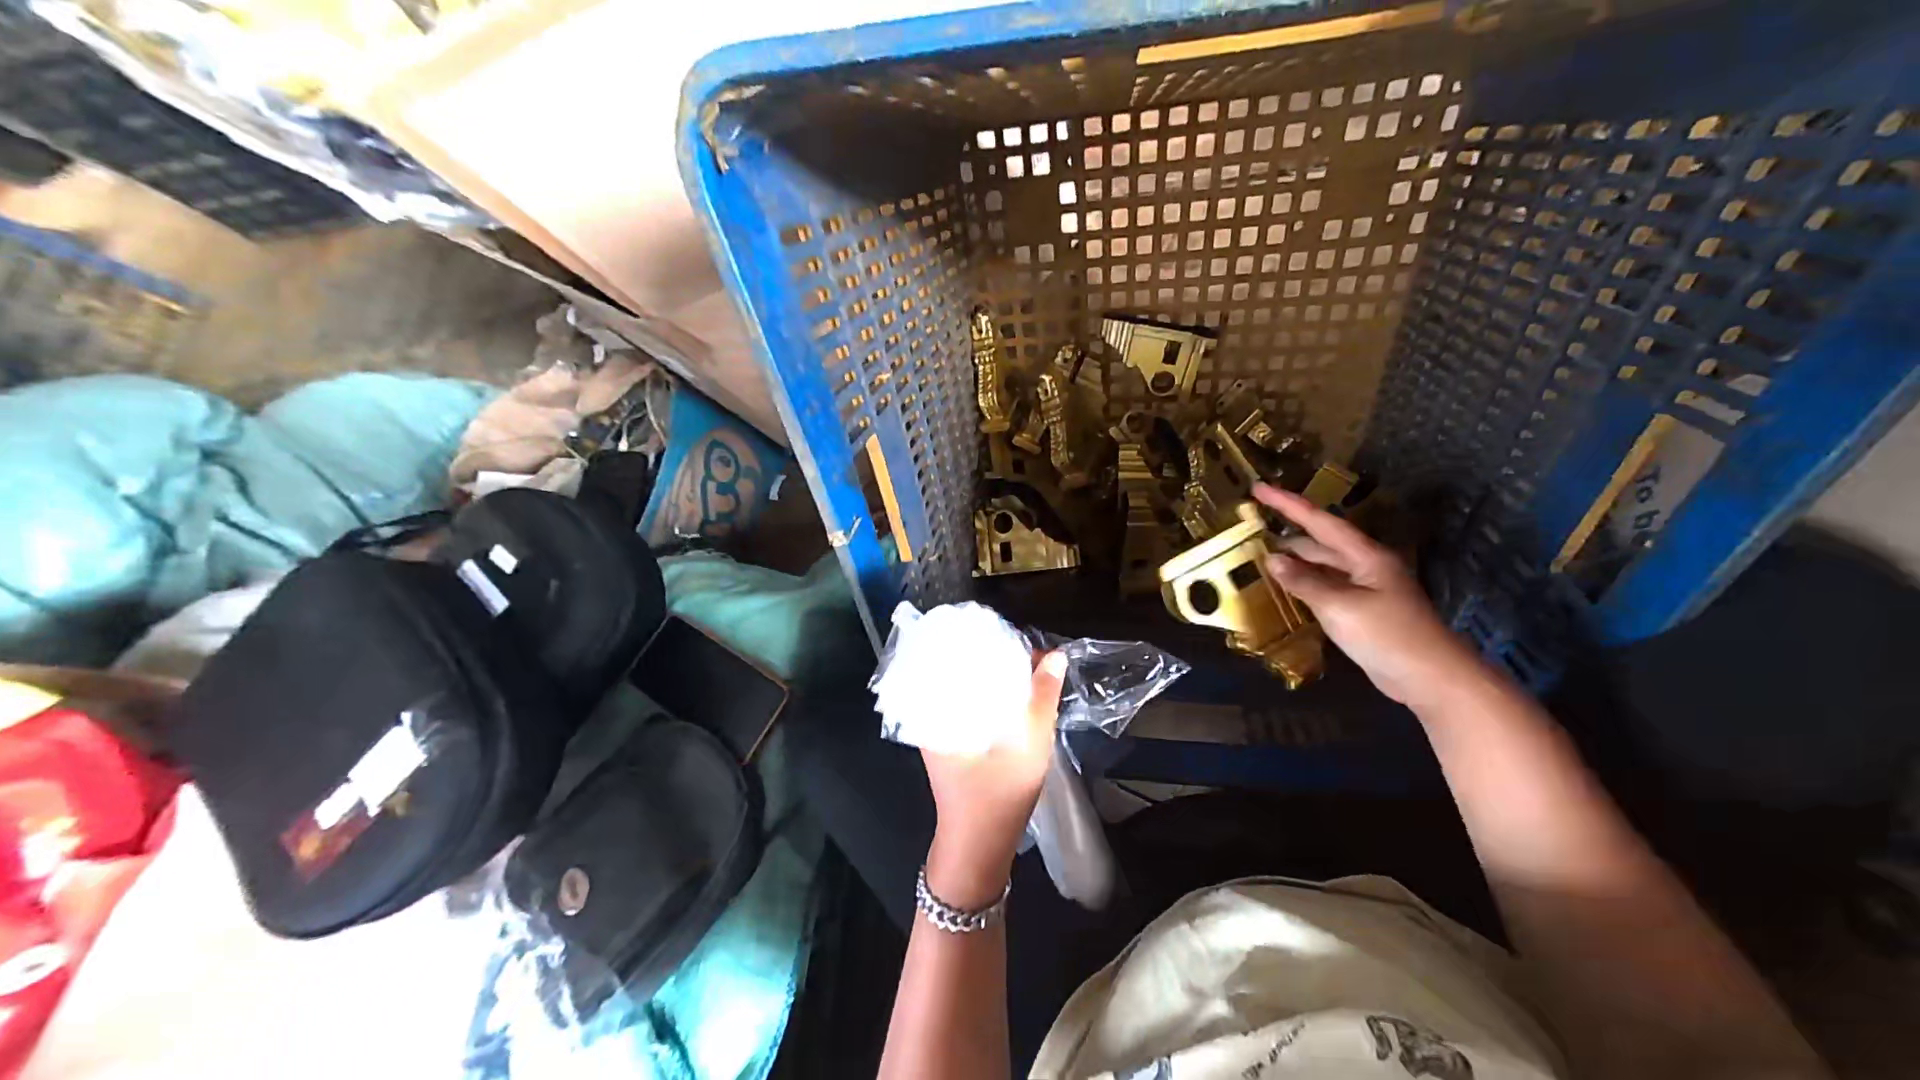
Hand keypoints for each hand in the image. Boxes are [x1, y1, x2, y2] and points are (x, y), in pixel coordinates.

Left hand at [919, 651, 1066, 907]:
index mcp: (940, 704)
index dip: (993, 643)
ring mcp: (936, 727)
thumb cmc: (999, 793)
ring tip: (1025, 674)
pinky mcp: (946, 741)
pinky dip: (987, 697)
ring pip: (965, 688)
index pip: (958, 653)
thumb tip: (1055, 656)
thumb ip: (1042, 695)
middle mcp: (930, 710)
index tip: (1026, 647)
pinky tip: (1010, 699)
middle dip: (996, 659)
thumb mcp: (1030, 741)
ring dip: (993, 679)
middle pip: (961, 669)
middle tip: (1031, 660)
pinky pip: (965, 705)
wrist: (977, 845)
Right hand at [1253, 483, 1483, 706]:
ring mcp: (1365, 589)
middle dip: (1289, 532)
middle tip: (1253, 526)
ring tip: (1260, 555)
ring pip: (1323, 566)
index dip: (1288, 504)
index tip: (1258, 488)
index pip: (1320, 522)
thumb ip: (1304, 582)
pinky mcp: (1362, 611)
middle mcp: (1366, 566)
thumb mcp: (1339, 607)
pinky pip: (1326, 587)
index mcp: (1366, 556)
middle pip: (1321, 542)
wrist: (1429, 677)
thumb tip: (1272, 560)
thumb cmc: (1387, 635)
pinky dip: (1304, 583)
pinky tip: (1285, 587)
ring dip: (1294, 560)